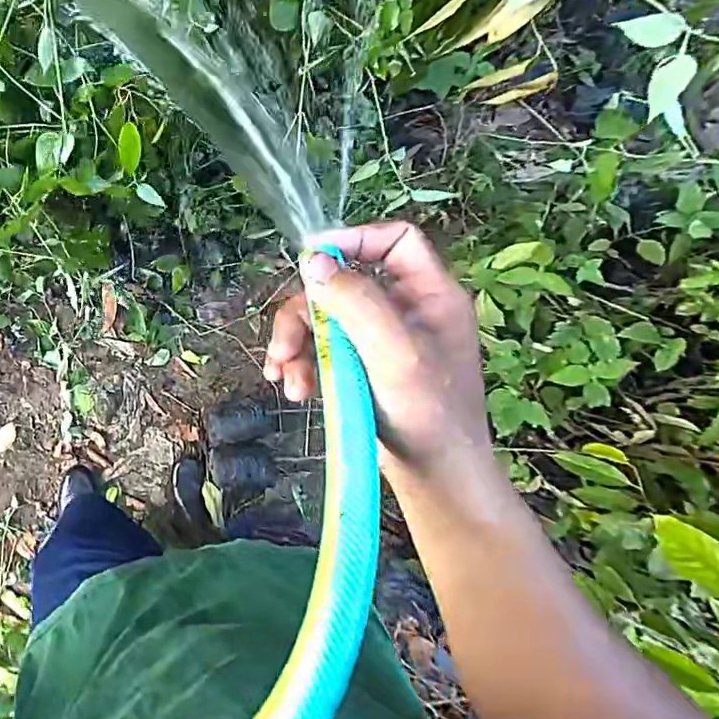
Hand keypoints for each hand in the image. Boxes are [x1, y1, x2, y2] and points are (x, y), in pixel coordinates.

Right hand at [263, 221, 490, 479]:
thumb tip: (314, 261)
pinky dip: (304, 364)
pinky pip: (324, 347)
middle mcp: (404, 309)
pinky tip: (295, 389)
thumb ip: (357, 302)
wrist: (435, 479)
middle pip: (343, 283)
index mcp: (429, 294)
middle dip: (305, 315)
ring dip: (297, 345)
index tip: (312, 259)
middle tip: (283, 348)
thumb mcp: (394, 353)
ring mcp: (381, 338)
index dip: (354, 239)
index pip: (395, 240)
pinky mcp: (362, 364)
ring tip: (285, 378)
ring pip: (325, 317)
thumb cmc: (429, 416)